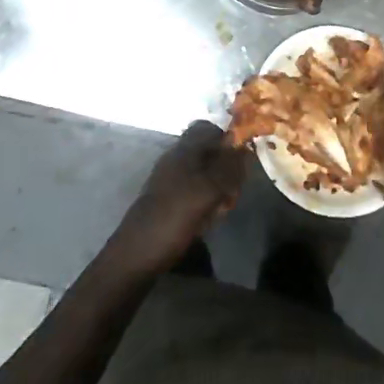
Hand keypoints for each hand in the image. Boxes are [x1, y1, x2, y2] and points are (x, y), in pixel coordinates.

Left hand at [107, 121, 247, 275]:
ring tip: (222, 210)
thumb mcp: (206, 191)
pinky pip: (196, 194)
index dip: (227, 139)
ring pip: (205, 175)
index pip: (209, 129)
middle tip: (232, 193)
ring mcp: (171, 180)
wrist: (136, 254)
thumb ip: (228, 167)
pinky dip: (206, 203)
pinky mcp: (170, 201)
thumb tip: (246, 147)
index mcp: (183, 150)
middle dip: (227, 170)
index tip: (243, 160)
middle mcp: (177, 160)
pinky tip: (208, 222)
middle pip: (210, 153)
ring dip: (219, 189)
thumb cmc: (172, 218)